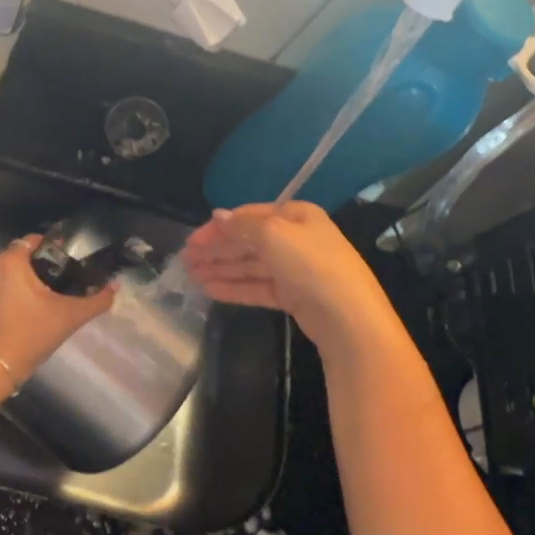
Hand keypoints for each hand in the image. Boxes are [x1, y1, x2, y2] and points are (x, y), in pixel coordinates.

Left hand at [0, 235, 114, 383]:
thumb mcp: (70, 316)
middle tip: (60, 280)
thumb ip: (97, 299)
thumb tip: (115, 287)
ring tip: (43, 294)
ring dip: (22, 278)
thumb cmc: (32, 335)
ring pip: (6, 271)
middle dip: (38, 265)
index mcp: (10, 261)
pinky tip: (22, 308)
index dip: (52, 248)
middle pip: (19, 256)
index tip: (67, 262)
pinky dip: (8, 291)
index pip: (33, 241)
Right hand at [180, 203, 395, 355]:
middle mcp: (297, 239)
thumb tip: (218, 216)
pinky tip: (210, 290)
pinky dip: (234, 287)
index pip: (250, 216)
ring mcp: (296, 269)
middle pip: (248, 241)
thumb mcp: (273, 234)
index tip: (192, 240)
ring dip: (221, 269)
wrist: (349, 318)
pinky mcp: (294, 297)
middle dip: (217, 249)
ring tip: (191, 276)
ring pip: (250, 266)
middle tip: (186, 260)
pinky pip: (257, 287)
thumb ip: (242, 225)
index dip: (219, 227)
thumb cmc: (311, 265)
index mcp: (297, 216)